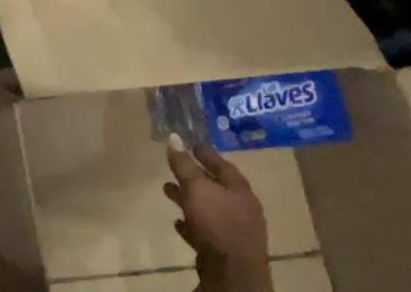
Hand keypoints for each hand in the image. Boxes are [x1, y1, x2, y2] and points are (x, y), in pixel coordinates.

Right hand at [164, 136, 274, 291]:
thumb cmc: (216, 222)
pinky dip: (193, 223)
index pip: (223, 165)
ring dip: (189, 199)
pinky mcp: (227, 248)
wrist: (232, 273)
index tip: (189, 143)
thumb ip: (184, 164)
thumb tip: (174, 137)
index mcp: (240, 191)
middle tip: (174, 166)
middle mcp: (242, 209)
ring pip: (209, 208)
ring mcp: (236, 230)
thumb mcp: (196, 187)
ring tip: (167, 191)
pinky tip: (179, 222)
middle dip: (193, 176)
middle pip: (216, 187)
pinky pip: (207, 229)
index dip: (205, 153)